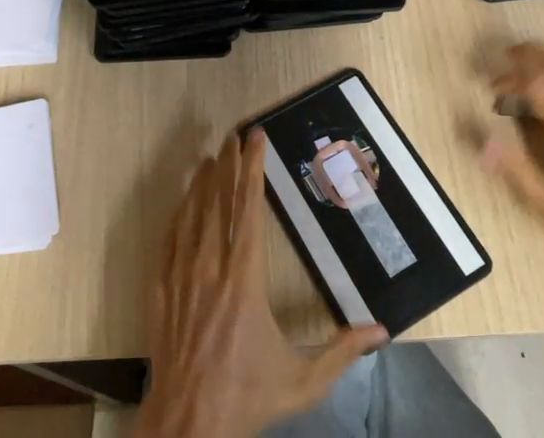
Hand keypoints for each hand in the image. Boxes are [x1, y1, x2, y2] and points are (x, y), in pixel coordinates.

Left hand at [135, 130, 386, 437]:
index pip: (249, 210)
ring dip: (201, 184)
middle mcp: (211, 269)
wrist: (187, 423)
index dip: (252, 170)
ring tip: (210, 157)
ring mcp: (181, 278)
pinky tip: (182, 202)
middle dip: (228, 165)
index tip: (255, 140)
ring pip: (191, 216)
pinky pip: (168, 241)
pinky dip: (177, 215)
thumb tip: (383, 331)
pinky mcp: (160, 291)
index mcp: (245, 281)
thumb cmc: (247, 396)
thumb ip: (343, 352)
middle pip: (218, 203)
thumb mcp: (303, 381)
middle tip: (234, 135)